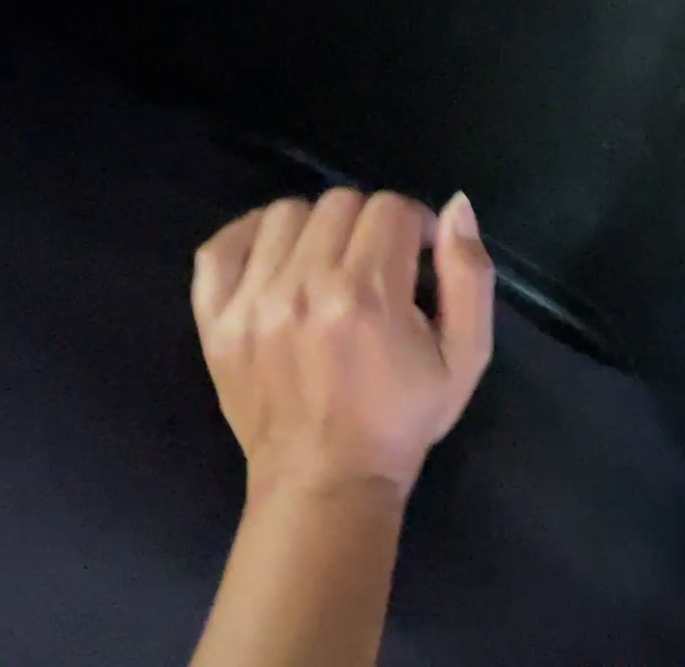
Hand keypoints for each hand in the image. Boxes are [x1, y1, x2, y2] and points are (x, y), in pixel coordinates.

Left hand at [190, 188, 494, 503]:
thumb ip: (469, 273)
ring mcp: (251, 304)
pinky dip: (254, 236)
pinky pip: (221, 247)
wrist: (327, 482)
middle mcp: (304, 288)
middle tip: (384, 265)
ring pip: (287, 213)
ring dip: (321, 227)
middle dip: (374, 223)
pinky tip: (282, 256)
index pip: (392, 208)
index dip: (418, 224)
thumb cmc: (405, 416)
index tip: (423, 258)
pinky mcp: (215, 322)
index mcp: (368, 294)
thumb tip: (456, 206)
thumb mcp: (467, 353)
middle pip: (342, 202)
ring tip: (335, 264)